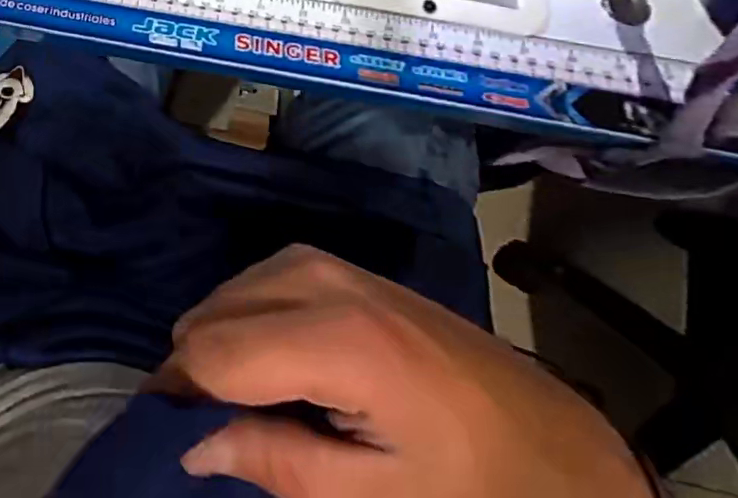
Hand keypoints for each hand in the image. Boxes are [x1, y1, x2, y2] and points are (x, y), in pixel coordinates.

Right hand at [154, 245, 651, 497]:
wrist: (561, 444)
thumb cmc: (479, 488)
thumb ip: (277, 465)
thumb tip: (192, 444)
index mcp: (335, 337)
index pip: (212, 351)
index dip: (180, 393)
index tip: (176, 434)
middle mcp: (317, 278)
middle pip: (209, 316)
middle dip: (200, 371)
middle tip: (227, 430)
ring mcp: (324, 262)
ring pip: (225, 296)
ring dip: (220, 345)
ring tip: (256, 403)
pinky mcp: (332, 262)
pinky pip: (254, 283)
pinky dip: (245, 323)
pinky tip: (276, 364)